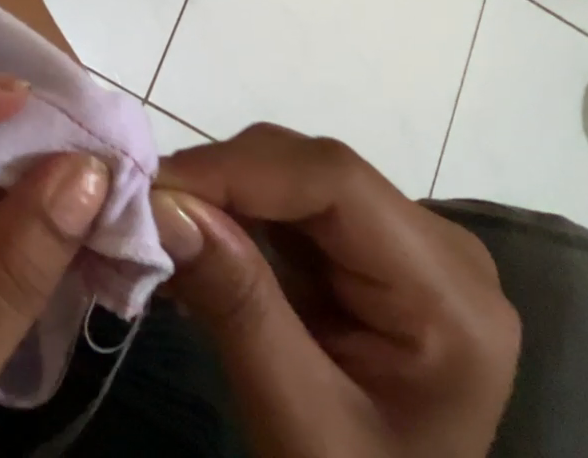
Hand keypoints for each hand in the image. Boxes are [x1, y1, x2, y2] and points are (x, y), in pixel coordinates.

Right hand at [150, 125, 519, 457]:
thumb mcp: (297, 419)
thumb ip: (238, 306)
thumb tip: (162, 204)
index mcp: (450, 294)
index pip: (336, 181)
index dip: (236, 169)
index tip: (150, 191)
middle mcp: (437, 247)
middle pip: (311, 169)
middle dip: (217, 179)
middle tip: (136, 212)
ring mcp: (400, 245)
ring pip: (288, 177)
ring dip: (213, 195)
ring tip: (152, 231)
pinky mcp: (361, 254)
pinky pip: (281, 207)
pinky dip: (225, 217)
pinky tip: (187, 246)